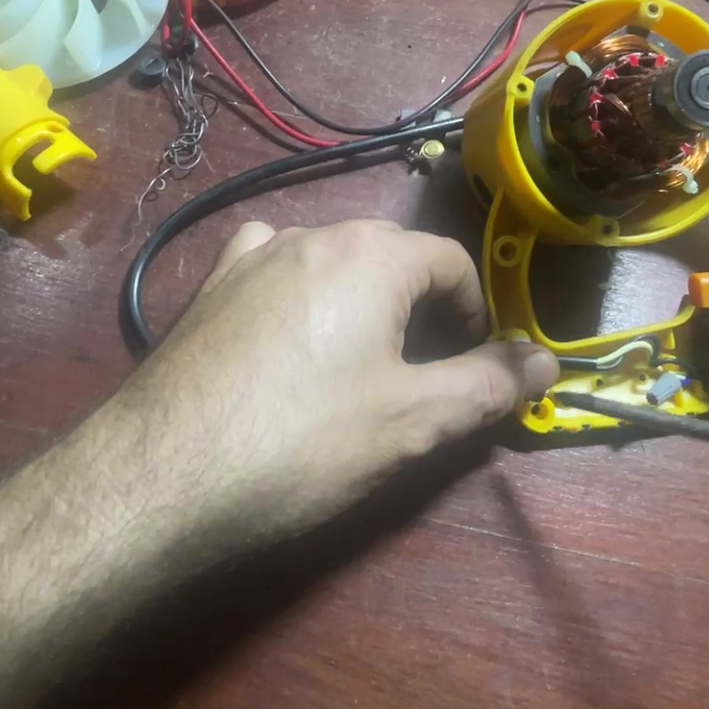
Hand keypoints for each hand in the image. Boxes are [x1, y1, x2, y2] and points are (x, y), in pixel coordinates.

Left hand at [119, 219, 556, 539]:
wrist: (160, 475)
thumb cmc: (303, 443)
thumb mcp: (413, 421)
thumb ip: (489, 384)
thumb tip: (548, 360)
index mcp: (371, 254)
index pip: (451, 261)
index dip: (475, 310)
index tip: (472, 363)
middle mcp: (311, 233)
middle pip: (392, 254)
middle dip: (420, 303)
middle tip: (419, 370)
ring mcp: (251, 253)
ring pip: (332, 257)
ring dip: (360, 294)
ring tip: (355, 355)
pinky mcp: (208, 284)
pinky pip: (270, 264)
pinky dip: (296, 286)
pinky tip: (285, 327)